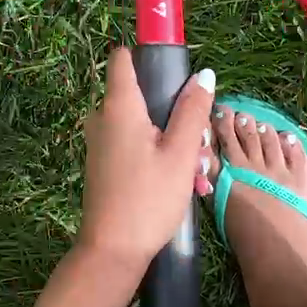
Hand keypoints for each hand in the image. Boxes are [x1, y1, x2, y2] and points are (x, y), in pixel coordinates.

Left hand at [77, 48, 216, 265]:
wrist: (112, 251)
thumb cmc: (148, 198)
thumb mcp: (181, 153)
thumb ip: (193, 111)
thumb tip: (204, 74)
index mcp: (118, 106)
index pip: (123, 58)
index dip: (147, 55)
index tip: (177, 71)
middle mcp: (103, 117)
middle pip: (143, 95)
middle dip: (177, 113)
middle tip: (201, 144)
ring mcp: (101, 141)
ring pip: (144, 124)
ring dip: (174, 141)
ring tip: (198, 173)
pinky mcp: (105, 162)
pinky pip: (136, 144)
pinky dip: (160, 156)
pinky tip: (184, 184)